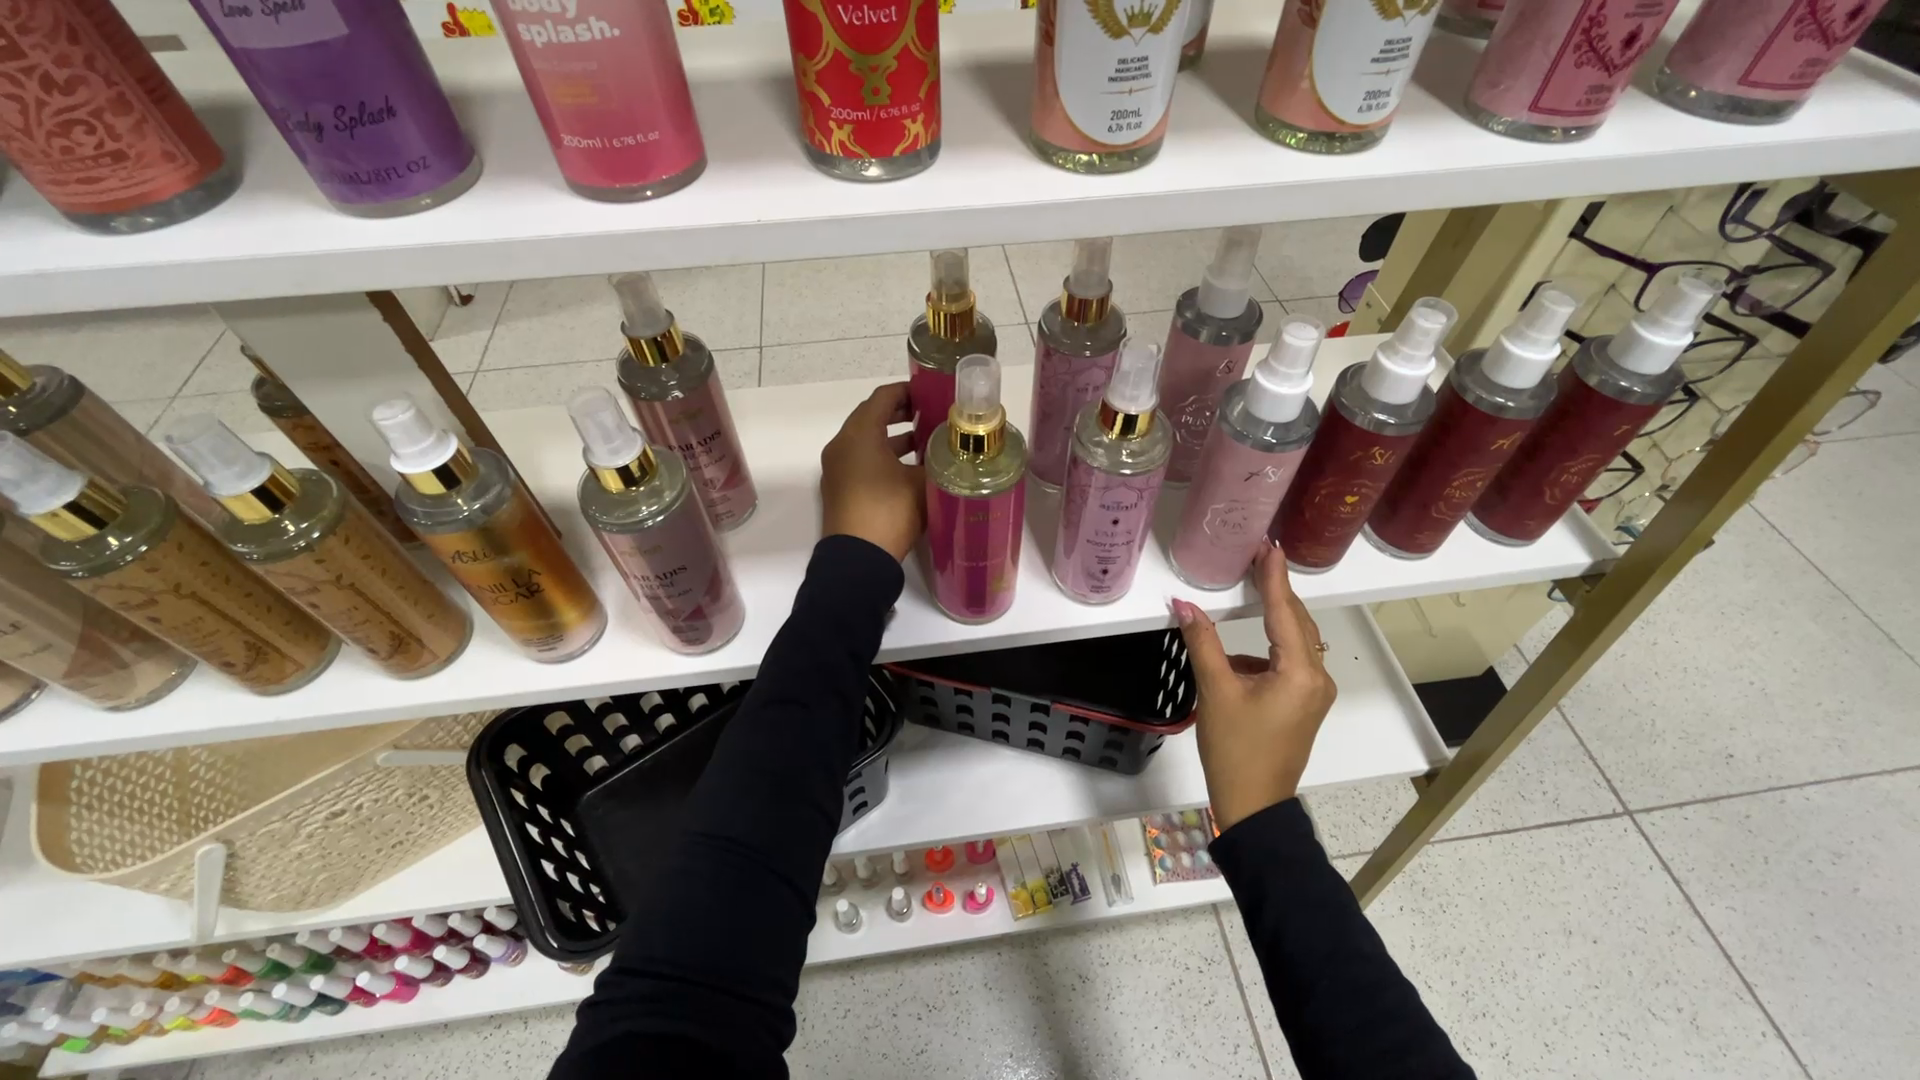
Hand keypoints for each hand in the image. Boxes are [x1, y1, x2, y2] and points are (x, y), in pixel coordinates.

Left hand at [820, 382, 925, 560]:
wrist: (858, 560)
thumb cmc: (890, 511)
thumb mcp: (922, 483)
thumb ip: (936, 459)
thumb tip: (949, 450)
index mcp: (858, 434)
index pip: (882, 397)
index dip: (907, 391)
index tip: (931, 393)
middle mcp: (841, 446)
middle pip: (871, 418)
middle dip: (901, 414)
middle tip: (930, 416)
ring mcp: (835, 470)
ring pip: (866, 442)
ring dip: (892, 439)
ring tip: (925, 443)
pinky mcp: (838, 490)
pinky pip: (860, 462)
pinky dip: (882, 458)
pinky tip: (908, 471)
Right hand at [1171, 545, 1336, 832]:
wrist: (1254, 804)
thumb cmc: (1235, 749)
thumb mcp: (1216, 692)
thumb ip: (1202, 642)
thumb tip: (1183, 604)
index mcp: (1300, 673)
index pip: (1285, 612)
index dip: (1274, 577)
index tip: (1268, 546)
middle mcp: (1317, 678)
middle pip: (1297, 623)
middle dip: (1276, 591)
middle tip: (1259, 558)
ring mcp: (1313, 693)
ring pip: (1292, 643)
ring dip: (1269, 621)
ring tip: (1248, 596)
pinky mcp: (1303, 705)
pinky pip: (1288, 663)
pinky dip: (1265, 651)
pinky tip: (1238, 659)